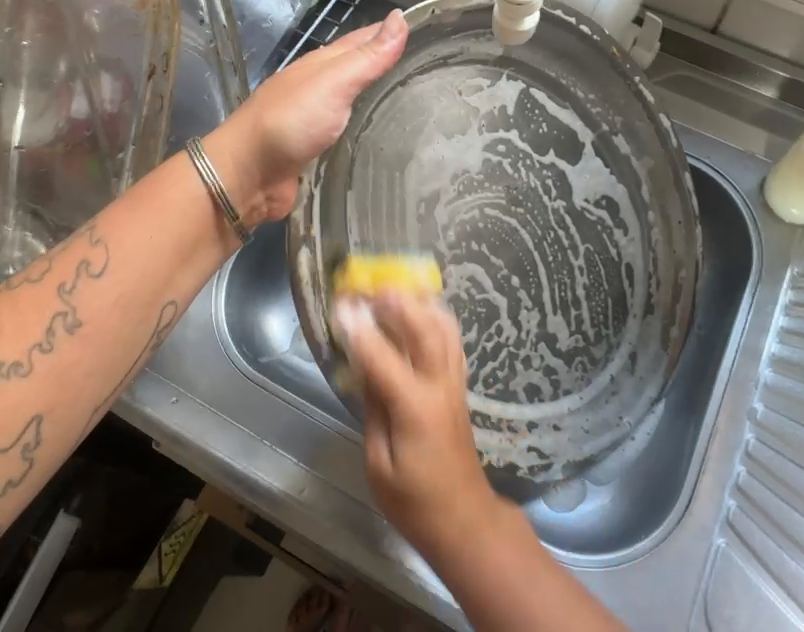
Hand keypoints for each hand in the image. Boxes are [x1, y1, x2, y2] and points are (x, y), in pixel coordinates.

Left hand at [203, 10, 406, 225]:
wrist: (246, 174)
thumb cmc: (291, 122)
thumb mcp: (333, 82)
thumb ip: (367, 57)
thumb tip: (400, 18)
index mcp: (321, 64)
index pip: (362, 39)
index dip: (390, 32)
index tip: (426, 29)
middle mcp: (316, 87)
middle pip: (356, 69)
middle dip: (386, 64)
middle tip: (427, 69)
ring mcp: (312, 118)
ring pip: (351, 100)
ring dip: (375, 97)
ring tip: (411, 101)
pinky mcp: (312, 149)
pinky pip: (344, 131)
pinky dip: (363, 127)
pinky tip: (379, 135)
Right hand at [335, 291, 502, 559]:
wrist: (462, 518)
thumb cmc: (413, 501)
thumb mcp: (378, 463)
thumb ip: (372, 409)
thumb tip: (363, 367)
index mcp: (416, 409)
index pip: (384, 359)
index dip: (361, 330)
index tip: (341, 304)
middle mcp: (441, 387)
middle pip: (425, 330)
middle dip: (398, 303)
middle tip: (370, 286)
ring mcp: (455, 384)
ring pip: (445, 329)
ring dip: (421, 304)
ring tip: (394, 289)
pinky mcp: (460, 386)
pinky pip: (452, 341)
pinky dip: (437, 319)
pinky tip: (420, 312)